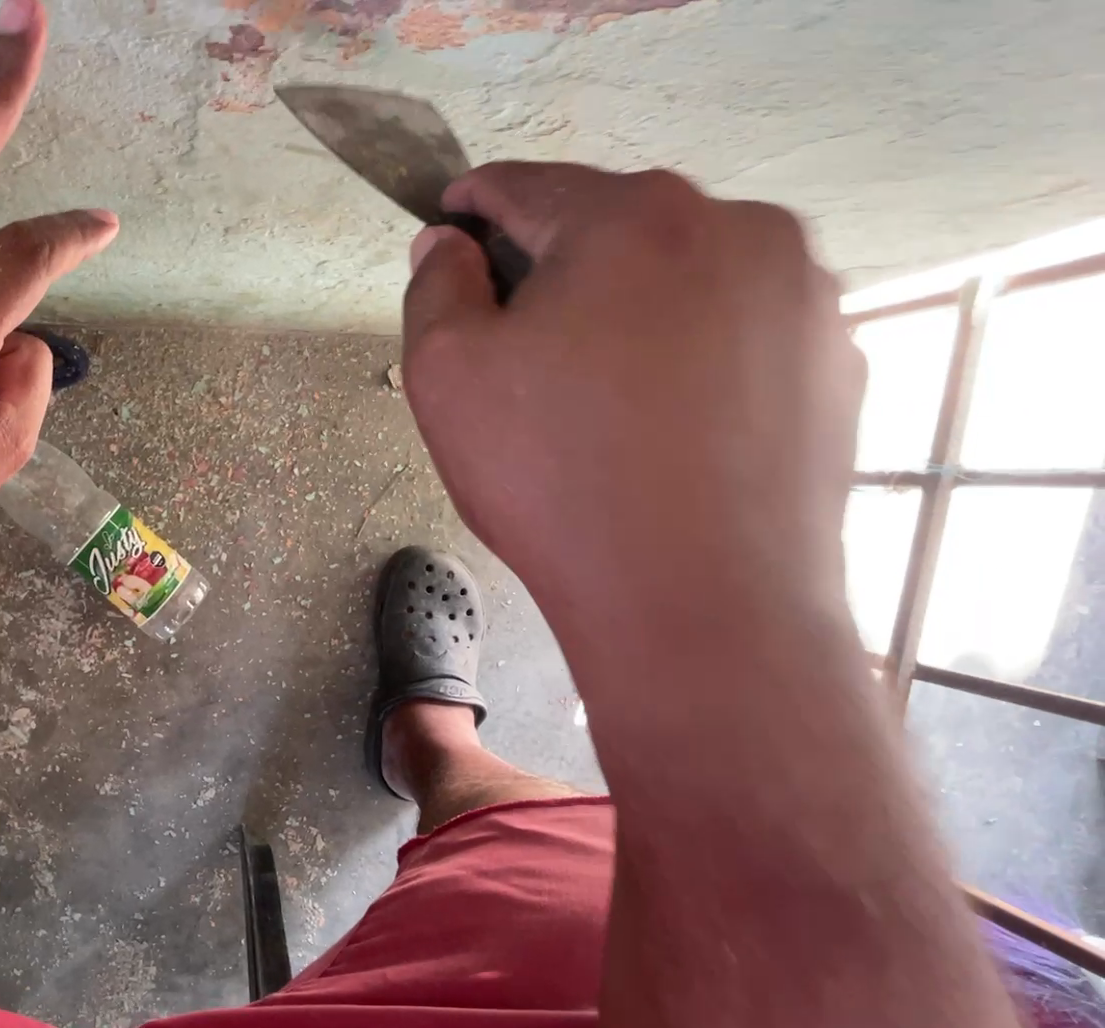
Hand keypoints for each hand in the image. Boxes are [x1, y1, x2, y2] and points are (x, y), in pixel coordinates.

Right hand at [400, 164, 864, 622]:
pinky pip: (732, 335)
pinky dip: (681, 357)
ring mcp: (803, 298)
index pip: (527, 183)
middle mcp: (738, 231)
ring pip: (677, 280)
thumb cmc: (551, 476)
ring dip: (620, 311)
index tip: (446, 218)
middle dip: (549, 269)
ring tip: (586, 398)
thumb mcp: (445, 373)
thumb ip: (433, 286)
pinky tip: (654, 427)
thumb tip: (446, 244)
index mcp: (633, 219)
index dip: (472, 202)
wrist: (698, 601)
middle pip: (610, 228)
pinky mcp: (836, 365)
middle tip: (509, 344)